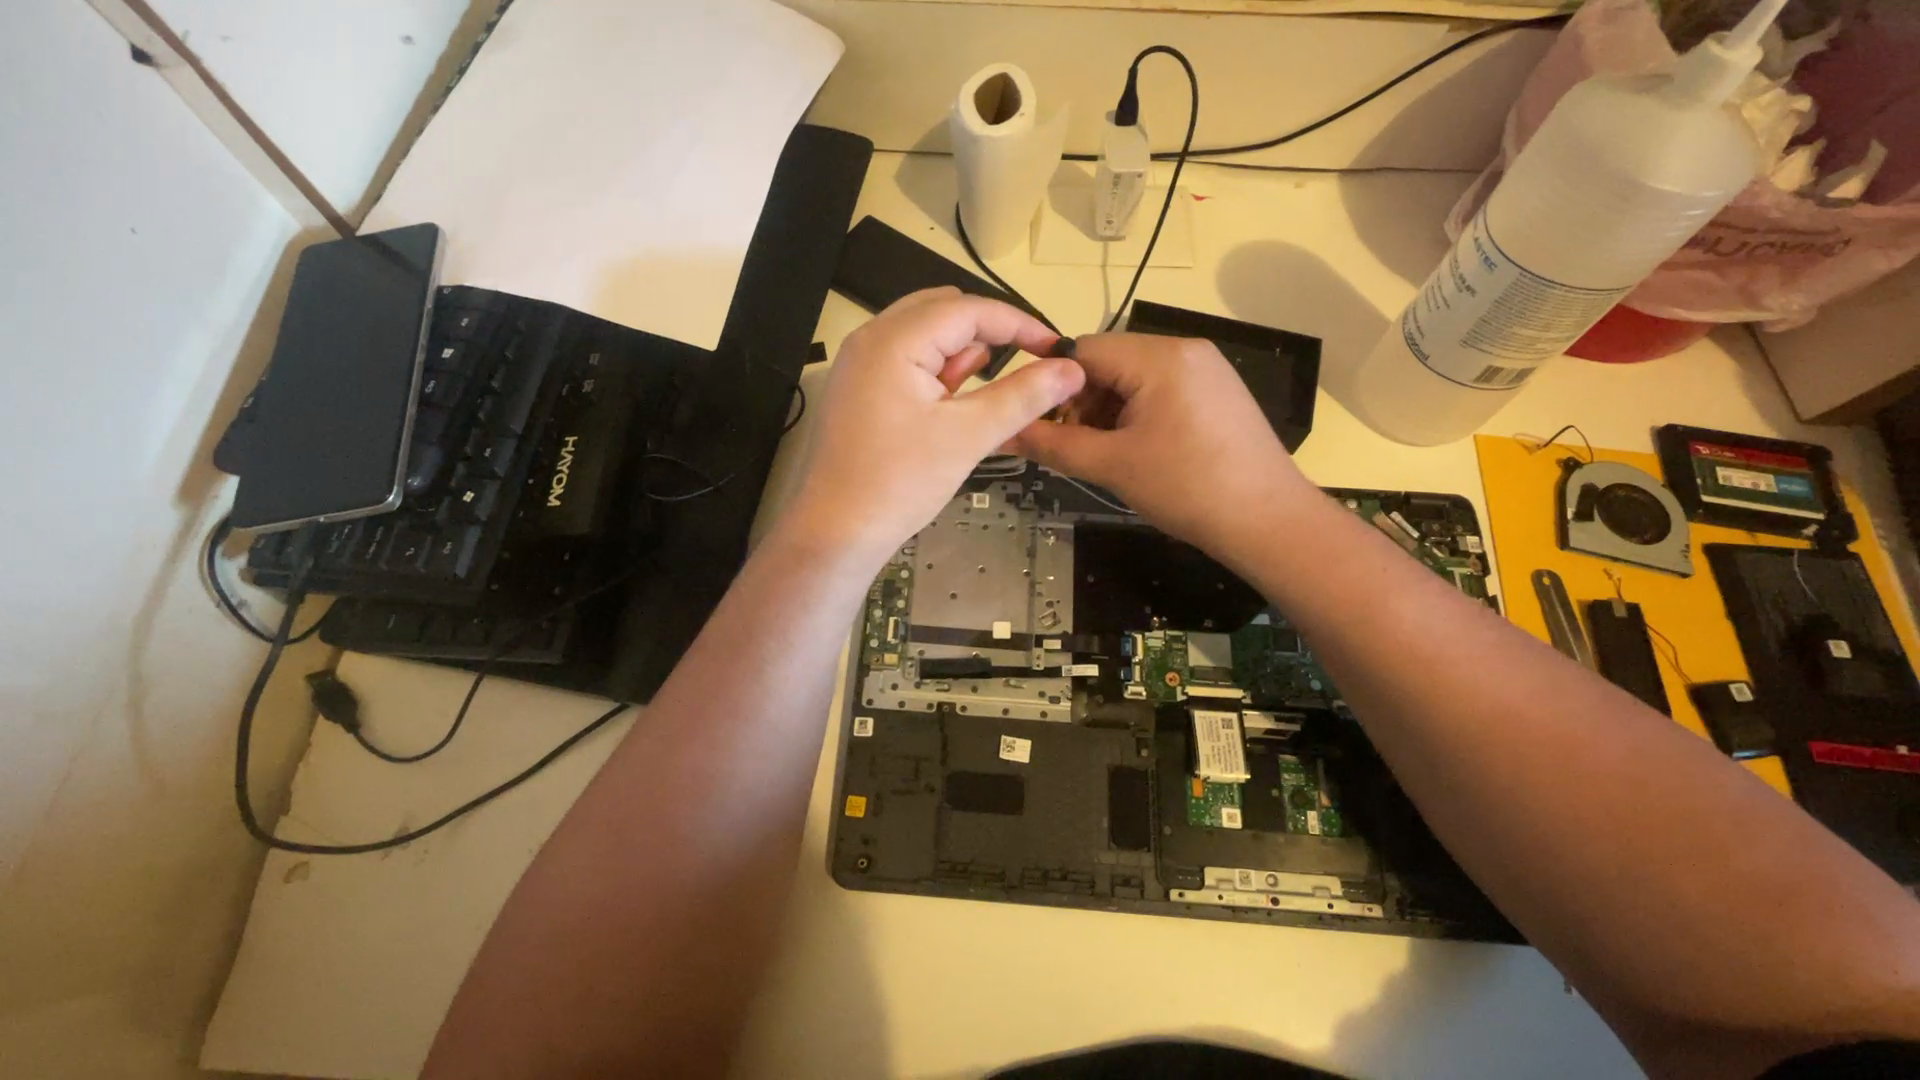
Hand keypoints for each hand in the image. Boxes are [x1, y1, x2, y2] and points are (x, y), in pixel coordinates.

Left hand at [779, 288, 1083, 563]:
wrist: (835, 532)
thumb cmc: (900, 482)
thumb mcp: (968, 436)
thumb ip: (1023, 396)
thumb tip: (1072, 370)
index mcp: (894, 341)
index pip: (968, 310)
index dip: (1018, 324)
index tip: (1056, 349)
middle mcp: (871, 338)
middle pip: (943, 311)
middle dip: (988, 334)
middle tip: (1021, 369)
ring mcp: (859, 363)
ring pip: (924, 334)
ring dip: (961, 353)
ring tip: (981, 396)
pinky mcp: (857, 388)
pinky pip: (905, 359)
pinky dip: (936, 371)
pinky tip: (952, 403)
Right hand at [1011, 333, 1314, 556]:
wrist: (1268, 521)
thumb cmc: (1187, 488)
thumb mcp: (1112, 466)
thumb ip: (1054, 444)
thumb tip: (1005, 433)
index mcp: (1159, 356)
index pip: (1082, 350)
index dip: (1053, 386)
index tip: (1041, 426)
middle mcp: (1184, 350)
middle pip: (1109, 363)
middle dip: (1082, 403)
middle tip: (1073, 448)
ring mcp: (1206, 370)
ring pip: (1134, 379)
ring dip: (1108, 412)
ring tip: (1105, 456)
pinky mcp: (1217, 393)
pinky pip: (1161, 391)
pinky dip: (1137, 416)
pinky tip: (1137, 452)